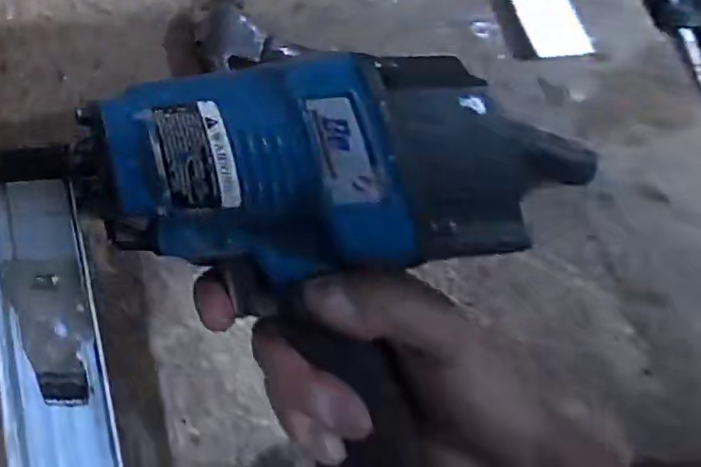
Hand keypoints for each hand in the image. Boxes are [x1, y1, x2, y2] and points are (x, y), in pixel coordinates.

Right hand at [195, 271, 622, 466]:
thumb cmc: (484, 385)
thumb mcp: (443, 330)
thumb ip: (383, 300)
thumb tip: (310, 294)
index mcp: (342, 278)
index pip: (275, 254)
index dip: (234, 268)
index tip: (216, 307)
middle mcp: (320, 313)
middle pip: (262, 315)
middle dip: (274, 353)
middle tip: (294, 384)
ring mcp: (318, 364)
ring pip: (272, 365)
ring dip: (299, 397)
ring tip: (352, 430)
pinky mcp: (321, 414)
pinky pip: (286, 412)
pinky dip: (301, 428)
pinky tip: (333, 449)